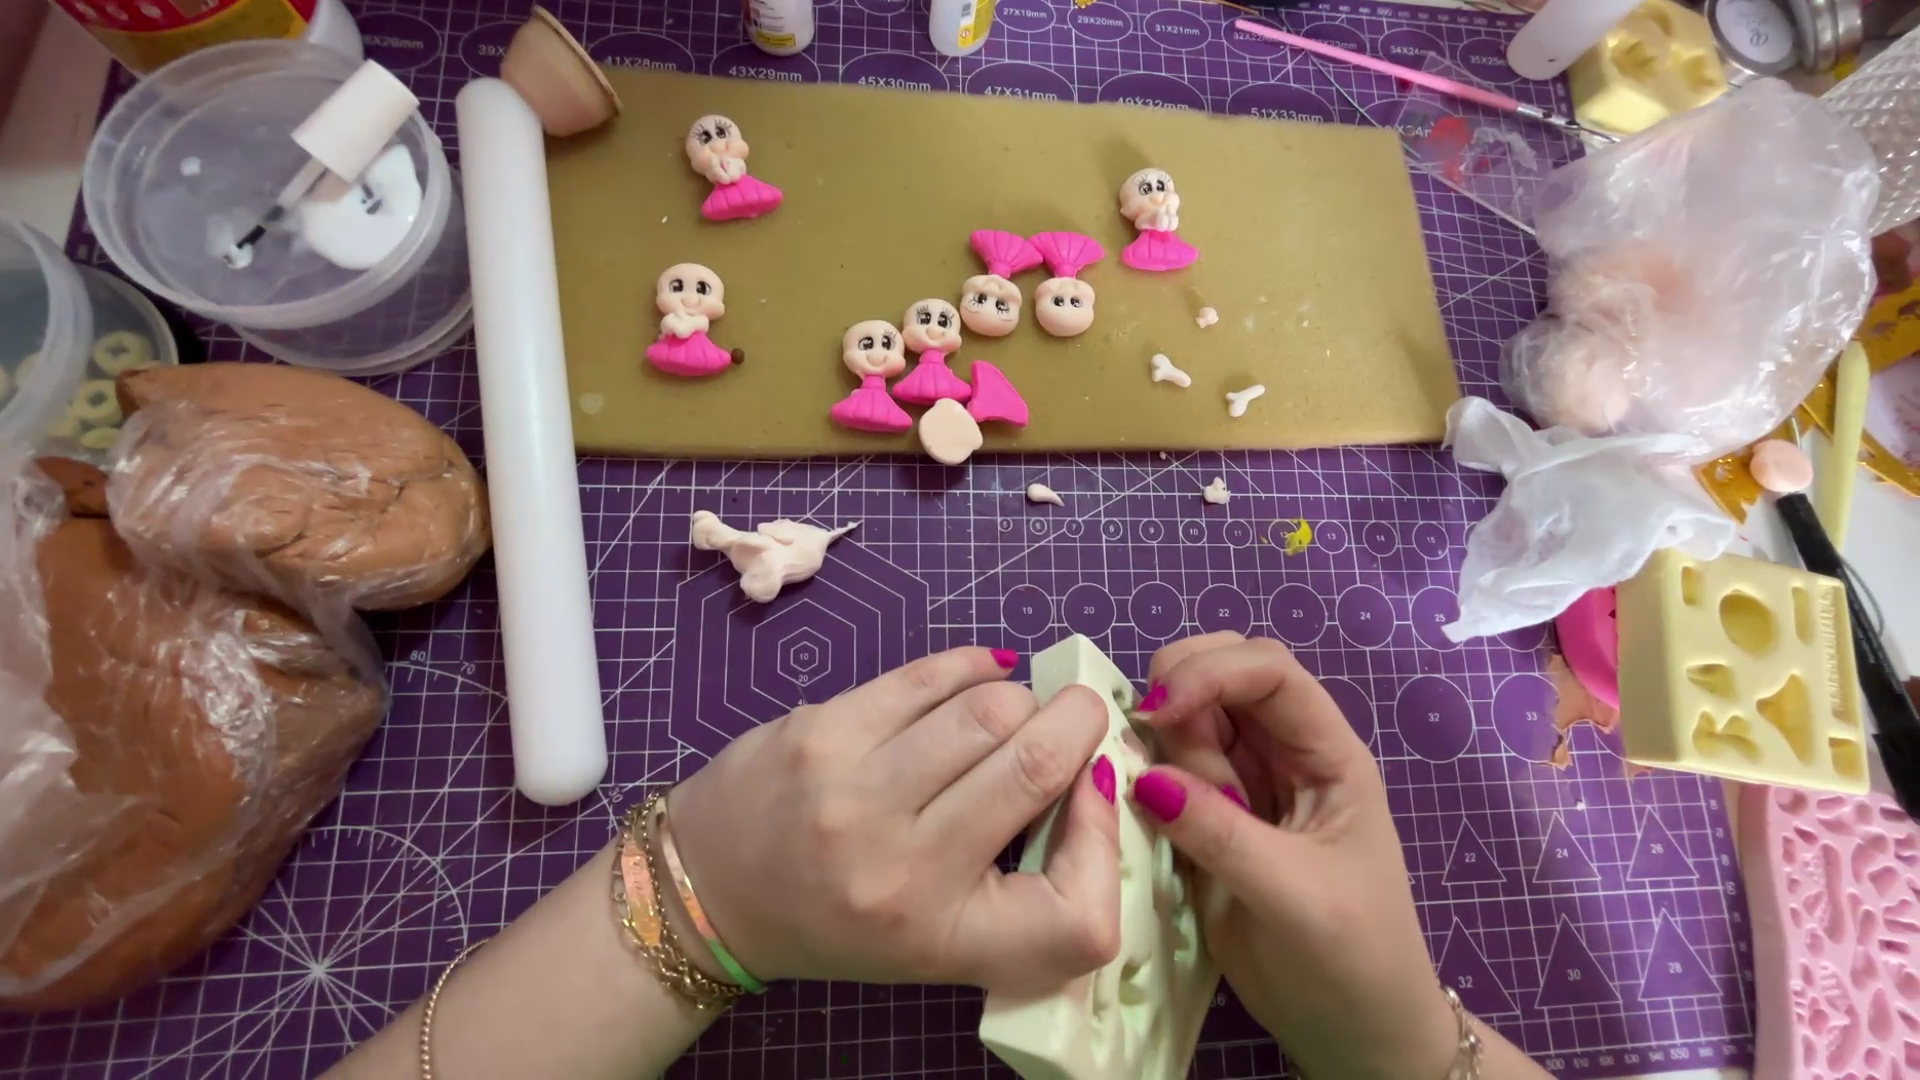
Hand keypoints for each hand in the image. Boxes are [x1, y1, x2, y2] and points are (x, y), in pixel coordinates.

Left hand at [666, 647, 1120, 993]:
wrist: (710, 889)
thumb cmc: (837, 920)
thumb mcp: (935, 936)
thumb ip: (1017, 874)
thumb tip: (1090, 769)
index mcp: (941, 938)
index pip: (1079, 915)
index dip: (1107, 838)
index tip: (1095, 790)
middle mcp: (901, 868)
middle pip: (1037, 767)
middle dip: (1077, 724)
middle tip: (1077, 714)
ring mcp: (854, 789)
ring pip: (989, 707)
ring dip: (1021, 696)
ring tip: (1013, 706)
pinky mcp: (823, 727)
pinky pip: (931, 673)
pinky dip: (975, 667)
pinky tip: (983, 674)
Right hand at [1130, 633, 1458, 1079]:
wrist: (1351, 1035)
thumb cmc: (1353, 964)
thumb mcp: (1296, 898)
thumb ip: (1222, 834)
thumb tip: (1145, 780)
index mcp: (1326, 754)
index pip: (1270, 672)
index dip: (1213, 672)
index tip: (1159, 711)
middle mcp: (1281, 751)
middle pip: (1223, 671)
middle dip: (1179, 688)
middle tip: (1147, 738)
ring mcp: (1242, 779)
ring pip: (1188, 713)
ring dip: (1158, 733)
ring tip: (1152, 793)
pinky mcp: (1207, 810)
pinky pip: (1167, 762)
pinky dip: (1144, 766)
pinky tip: (1137, 798)